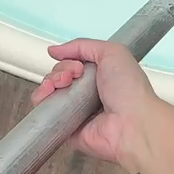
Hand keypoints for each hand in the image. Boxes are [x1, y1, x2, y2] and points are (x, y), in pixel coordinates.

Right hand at [30, 38, 168, 167]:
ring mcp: (76, 111)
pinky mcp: (66, 127)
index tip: (78, 66)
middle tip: (73, 76)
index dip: (69, 60)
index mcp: (101, 77)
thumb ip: (83, 46)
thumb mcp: (112, 52)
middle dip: (60, 71)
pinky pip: (45, 112)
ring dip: (49, 82)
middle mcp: (87, 94)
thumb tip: (55, 50)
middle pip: (59, 76)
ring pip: (49, 92)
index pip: (73, 64)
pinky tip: (48, 94)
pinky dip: (41, 100)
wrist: (131, 123)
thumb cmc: (129, 90)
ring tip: (62, 84)